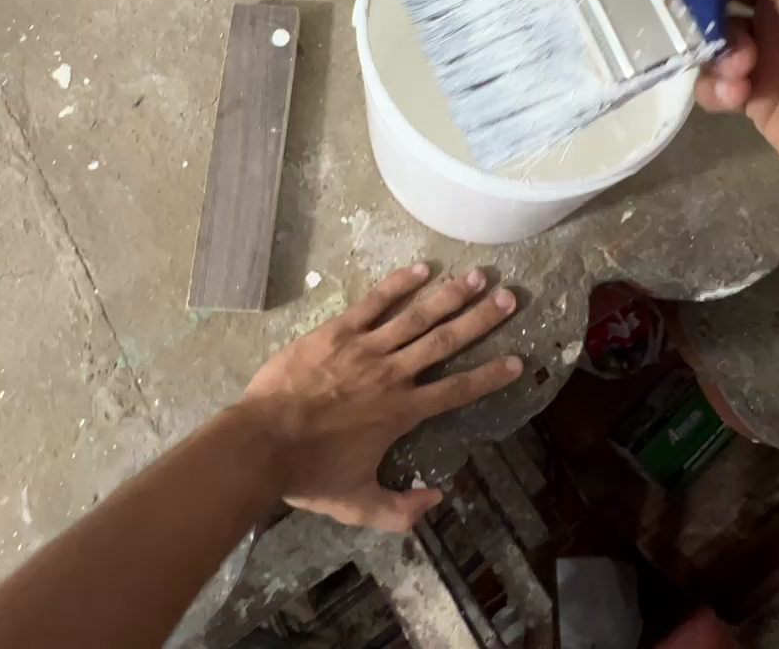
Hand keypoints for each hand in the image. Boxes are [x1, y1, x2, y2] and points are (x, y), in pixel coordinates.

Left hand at [236, 263, 521, 531]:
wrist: (261, 444)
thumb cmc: (308, 473)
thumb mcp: (356, 504)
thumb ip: (400, 510)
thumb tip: (438, 499)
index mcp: (402, 412)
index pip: (457, 390)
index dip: (489, 376)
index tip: (517, 360)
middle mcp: (393, 374)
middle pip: (446, 341)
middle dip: (481, 319)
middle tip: (508, 296)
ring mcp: (367, 348)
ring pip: (417, 316)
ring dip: (450, 295)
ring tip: (477, 275)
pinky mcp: (338, 331)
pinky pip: (374, 302)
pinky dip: (398, 284)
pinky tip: (421, 268)